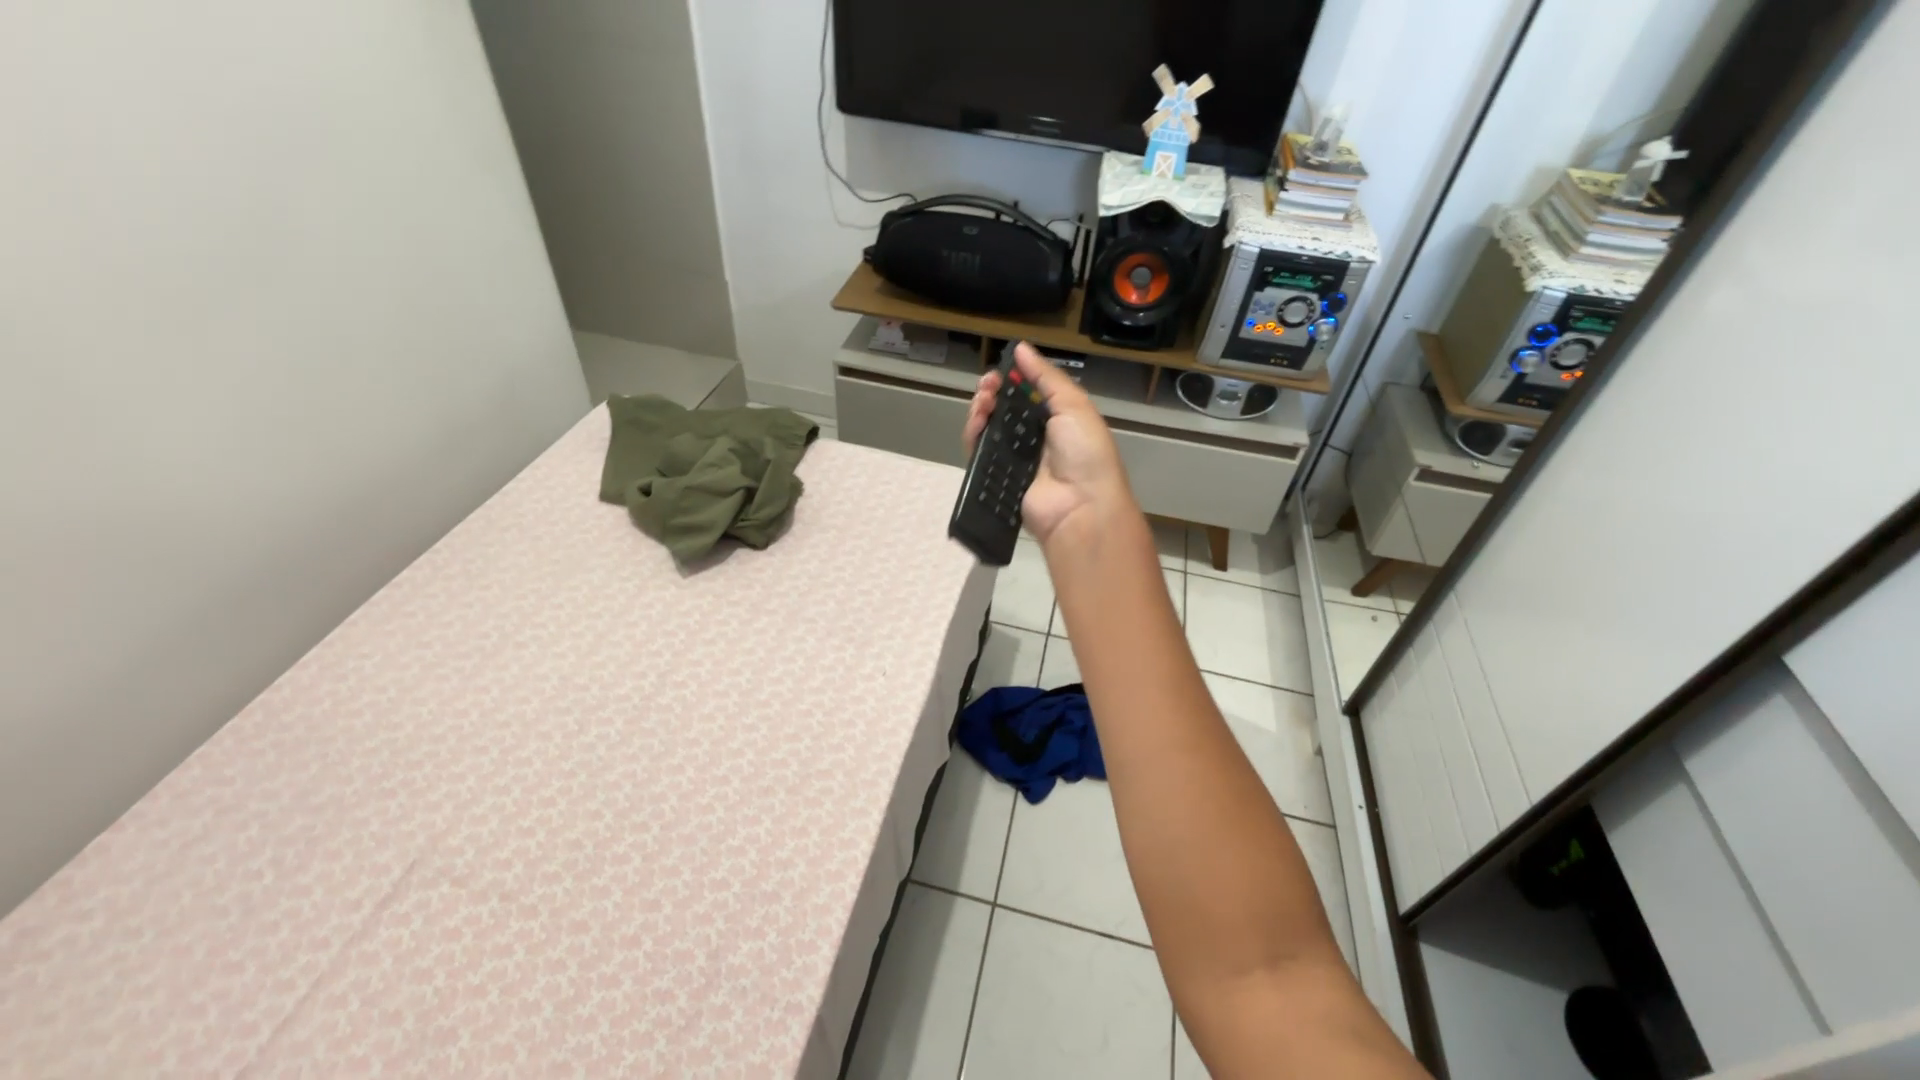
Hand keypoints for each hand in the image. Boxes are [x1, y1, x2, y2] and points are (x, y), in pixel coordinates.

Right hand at [963, 342, 1135, 548]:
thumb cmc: (1085, 452)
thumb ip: (1046, 376)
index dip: (1012, 379)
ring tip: (982, 403)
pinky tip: (976, 422)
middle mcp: (1035, 438)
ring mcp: (1015, 459)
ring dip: (981, 409)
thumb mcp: (1073, 405)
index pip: (1027, 393)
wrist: (1080, 507)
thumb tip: (1020, 348)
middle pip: (1004, 409)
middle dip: (992, 392)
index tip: (1000, 371)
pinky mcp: (997, 477)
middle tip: (988, 387)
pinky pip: (979, 452)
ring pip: (988, 428)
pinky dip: (973, 434)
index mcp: (1058, 419)